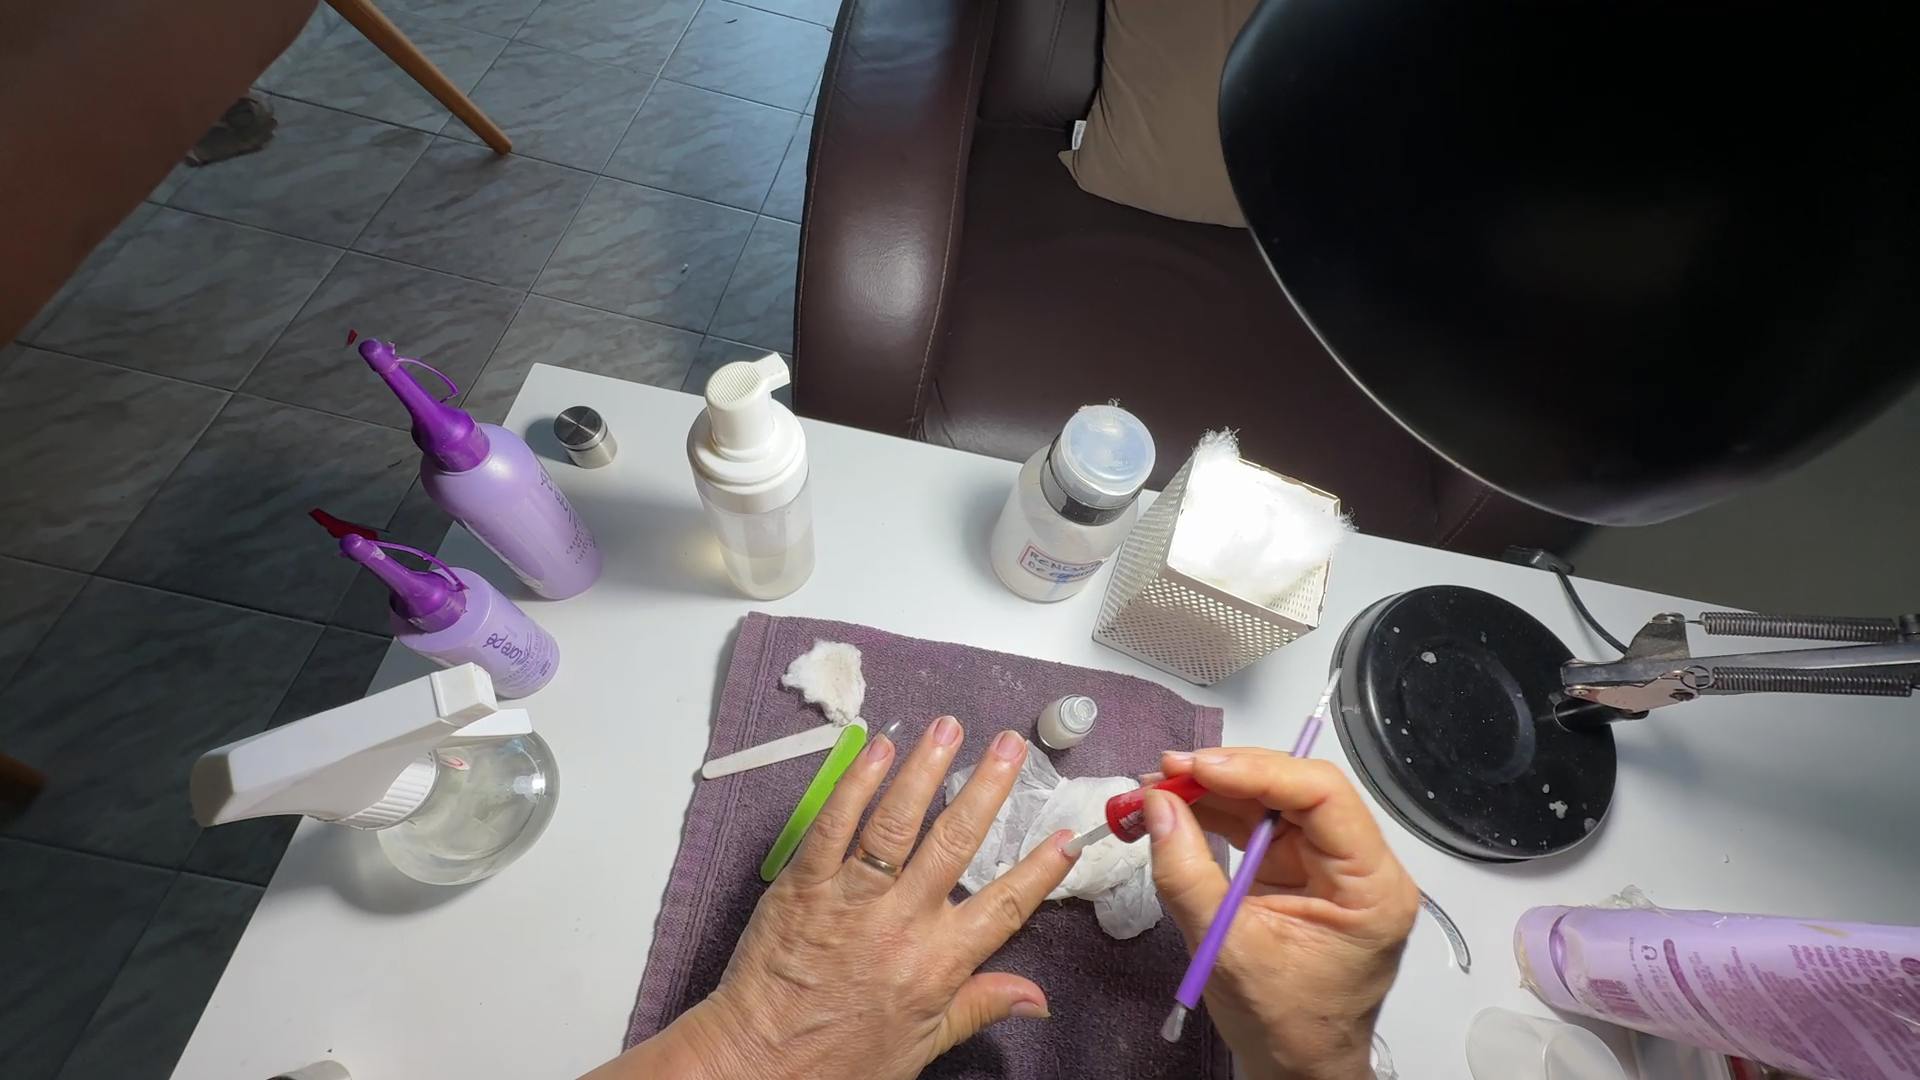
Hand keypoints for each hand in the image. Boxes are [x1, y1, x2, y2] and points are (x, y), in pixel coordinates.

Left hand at [591, 718, 1077, 1079]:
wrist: (757, 1068)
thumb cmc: (840, 1060)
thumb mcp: (922, 1046)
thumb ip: (979, 1005)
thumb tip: (1038, 996)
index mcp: (937, 964)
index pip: (1004, 907)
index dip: (1040, 870)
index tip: (1068, 835)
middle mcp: (902, 922)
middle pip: (955, 844)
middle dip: (988, 789)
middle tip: (1011, 746)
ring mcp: (852, 897)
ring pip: (897, 822)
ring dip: (925, 770)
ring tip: (948, 728)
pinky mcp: (806, 881)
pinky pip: (835, 825)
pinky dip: (857, 784)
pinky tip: (878, 748)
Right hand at [1145, 748, 1418, 1079]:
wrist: (1295, 1066)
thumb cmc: (1283, 1024)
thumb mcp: (1227, 950)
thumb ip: (1188, 875)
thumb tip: (1158, 805)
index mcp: (1369, 886)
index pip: (1323, 795)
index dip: (1258, 771)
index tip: (1198, 770)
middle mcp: (1355, 862)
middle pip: (1293, 786)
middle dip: (1226, 774)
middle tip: (1169, 773)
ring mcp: (1323, 860)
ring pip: (1268, 796)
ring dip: (1211, 787)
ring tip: (1160, 787)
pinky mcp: (1294, 863)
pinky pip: (1252, 819)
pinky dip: (1211, 809)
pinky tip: (1176, 807)